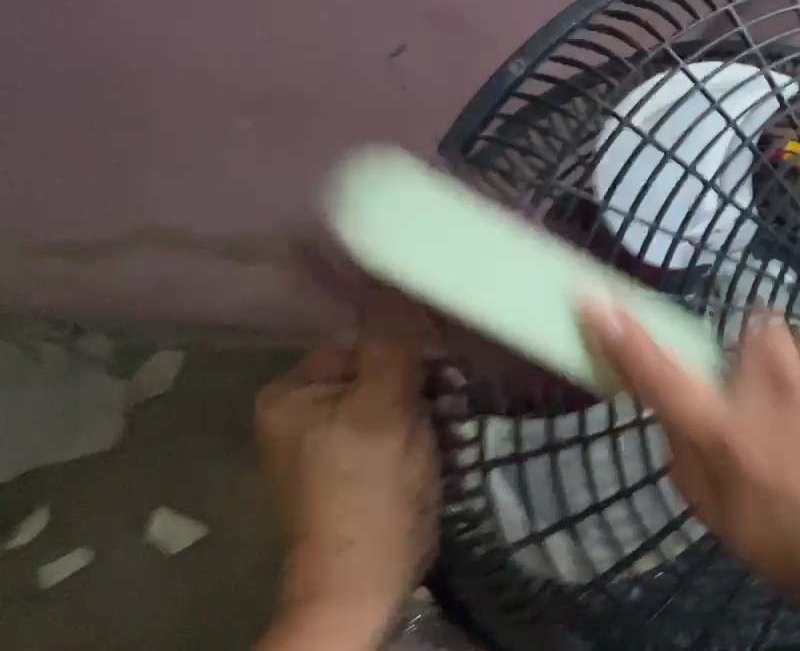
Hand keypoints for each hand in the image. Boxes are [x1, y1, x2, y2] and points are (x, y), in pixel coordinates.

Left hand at [254, 308, 438, 641]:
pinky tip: (453, 419)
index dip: (408, 339)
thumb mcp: (382, 406)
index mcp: (293, 390)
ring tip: (456, 404)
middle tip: (453, 383)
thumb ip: (392, 341)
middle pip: (384, 358)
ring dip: (435, 390)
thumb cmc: (369, 484)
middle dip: (425, 367)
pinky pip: (408, 410)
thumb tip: (396, 276)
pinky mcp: (372, 451)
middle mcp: (310, 405)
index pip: (363, 335)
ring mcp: (341, 431)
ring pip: (402, 384)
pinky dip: (433, 410)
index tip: (445, 353)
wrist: (371, 572)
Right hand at [580, 303, 799, 648]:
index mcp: (732, 430)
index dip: (623, 336)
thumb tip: (683, 409)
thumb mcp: (729, 523)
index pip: (661, 373)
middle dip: (757, 361)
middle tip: (774, 407)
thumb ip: (693, 455)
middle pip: (754, 334)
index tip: (596, 301)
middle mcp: (780, 382)